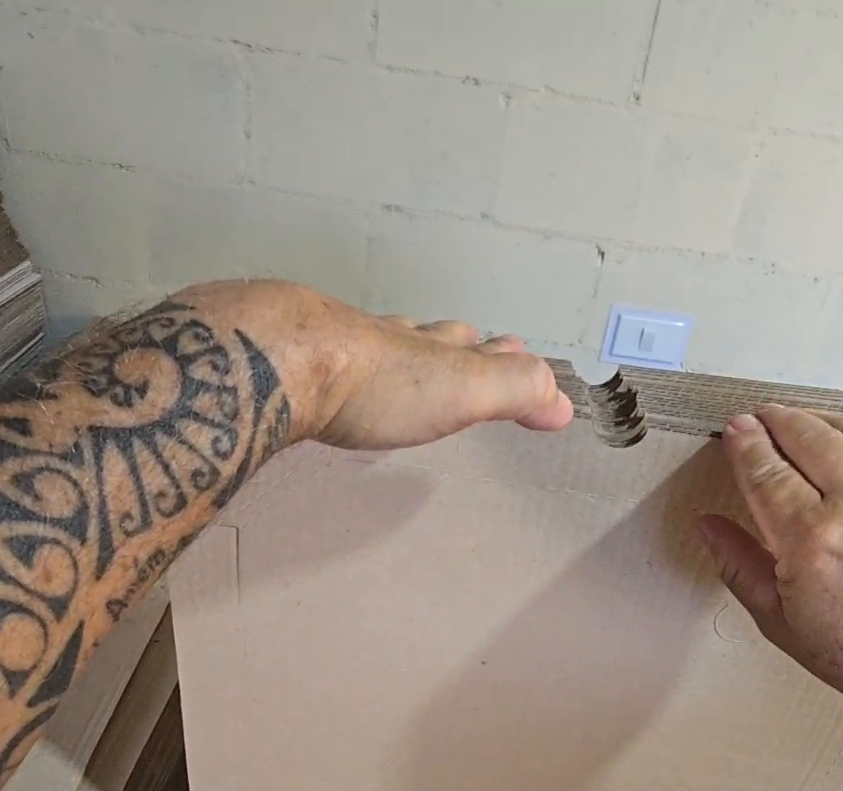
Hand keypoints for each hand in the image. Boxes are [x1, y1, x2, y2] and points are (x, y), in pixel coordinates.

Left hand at [173, 281, 572, 449]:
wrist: (278, 362)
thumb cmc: (375, 383)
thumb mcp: (461, 388)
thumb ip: (514, 389)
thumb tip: (564, 402)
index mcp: (428, 351)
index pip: (476, 350)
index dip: (502, 354)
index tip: (518, 346)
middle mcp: (385, 340)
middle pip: (427, 335)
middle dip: (453, 340)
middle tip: (469, 340)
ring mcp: (332, 344)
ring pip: (376, 338)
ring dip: (397, 343)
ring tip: (404, 347)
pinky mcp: (286, 359)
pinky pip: (323, 354)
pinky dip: (338, 358)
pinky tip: (328, 364)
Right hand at [697, 407, 842, 737]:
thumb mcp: (784, 624)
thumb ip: (739, 565)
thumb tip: (709, 525)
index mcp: (811, 540)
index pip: (765, 468)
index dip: (744, 442)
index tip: (736, 429)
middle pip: (805, 434)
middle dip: (776, 419)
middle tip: (762, 416)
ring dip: (821, 420)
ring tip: (804, 423)